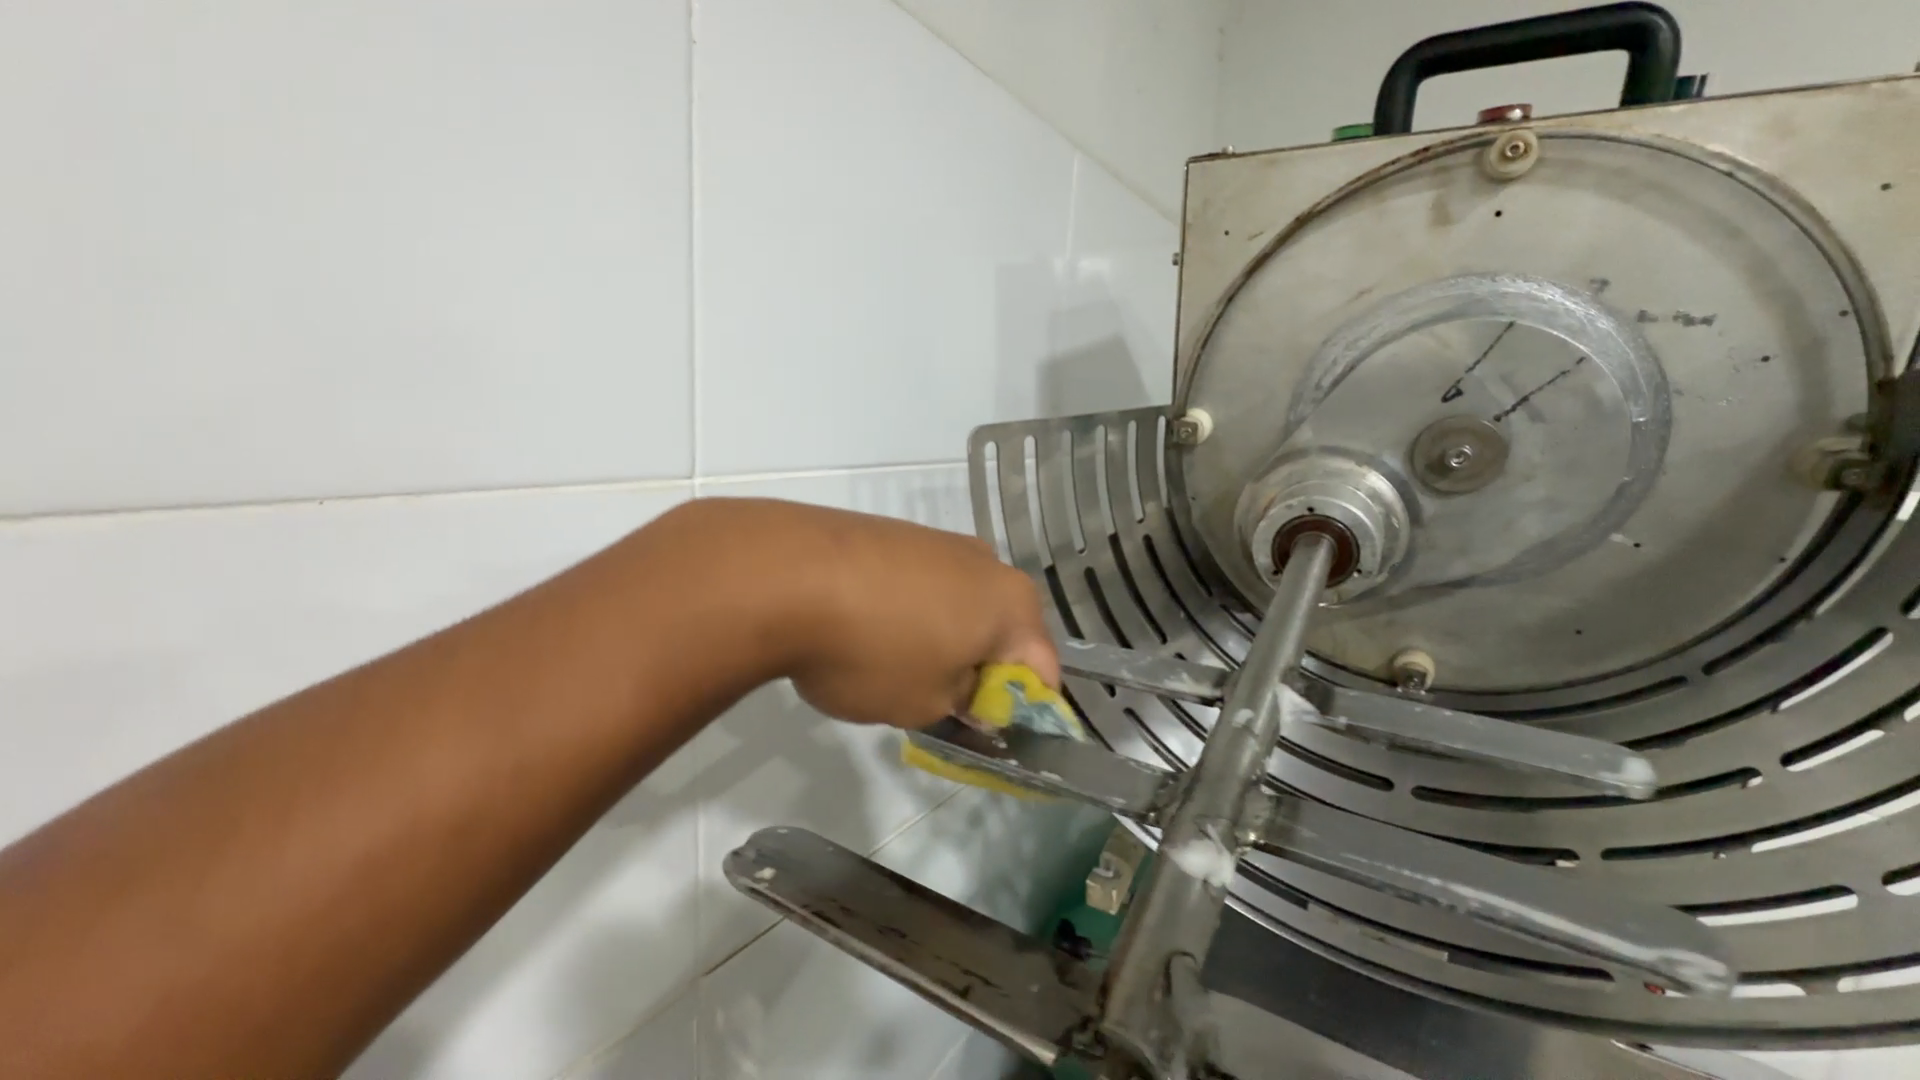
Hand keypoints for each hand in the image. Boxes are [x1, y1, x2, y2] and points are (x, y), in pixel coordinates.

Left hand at [655, 498, 1057, 727]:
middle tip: (934, 706)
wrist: (783, 575)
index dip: (1020, 714)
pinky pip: (914, 586)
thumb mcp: (925, 705)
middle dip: (975, 672)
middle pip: (999, 633)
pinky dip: (901, 615)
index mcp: (1012, 605)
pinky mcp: (890, 533)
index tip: (984, 738)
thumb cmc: (872, 651)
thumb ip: (963, 706)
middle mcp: (984, 562)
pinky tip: (859, 632)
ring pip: (954, 607)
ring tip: (886, 668)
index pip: (1041, 672)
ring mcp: (935, 541)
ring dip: (937, 641)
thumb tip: (970, 693)